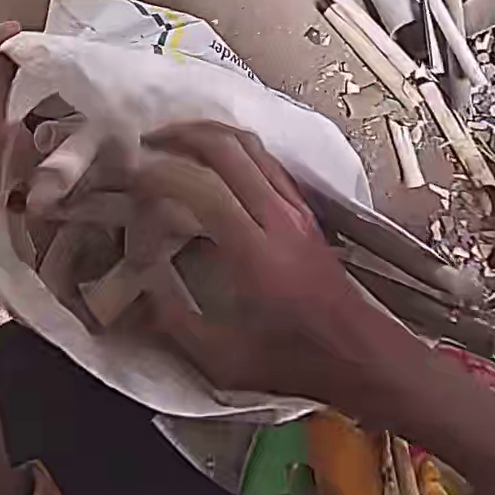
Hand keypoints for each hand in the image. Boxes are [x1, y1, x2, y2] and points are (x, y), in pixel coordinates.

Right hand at [136, 122, 422, 410]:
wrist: (362, 354)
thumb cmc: (295, 360)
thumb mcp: (223, 360)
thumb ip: (173, 321)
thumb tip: (138, 285)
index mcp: (255, 253)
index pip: (201, 188)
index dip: (160, 174)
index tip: (131, 178)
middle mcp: (277, 217)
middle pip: (226, 149)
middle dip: (180, 136)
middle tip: (146, 143)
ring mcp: (294, 207)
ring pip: (249, 145)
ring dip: (207, 133)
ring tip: (173, 140)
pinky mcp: (304, 207)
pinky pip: (265, 158)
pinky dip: (233, 145)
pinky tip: (213, 155)